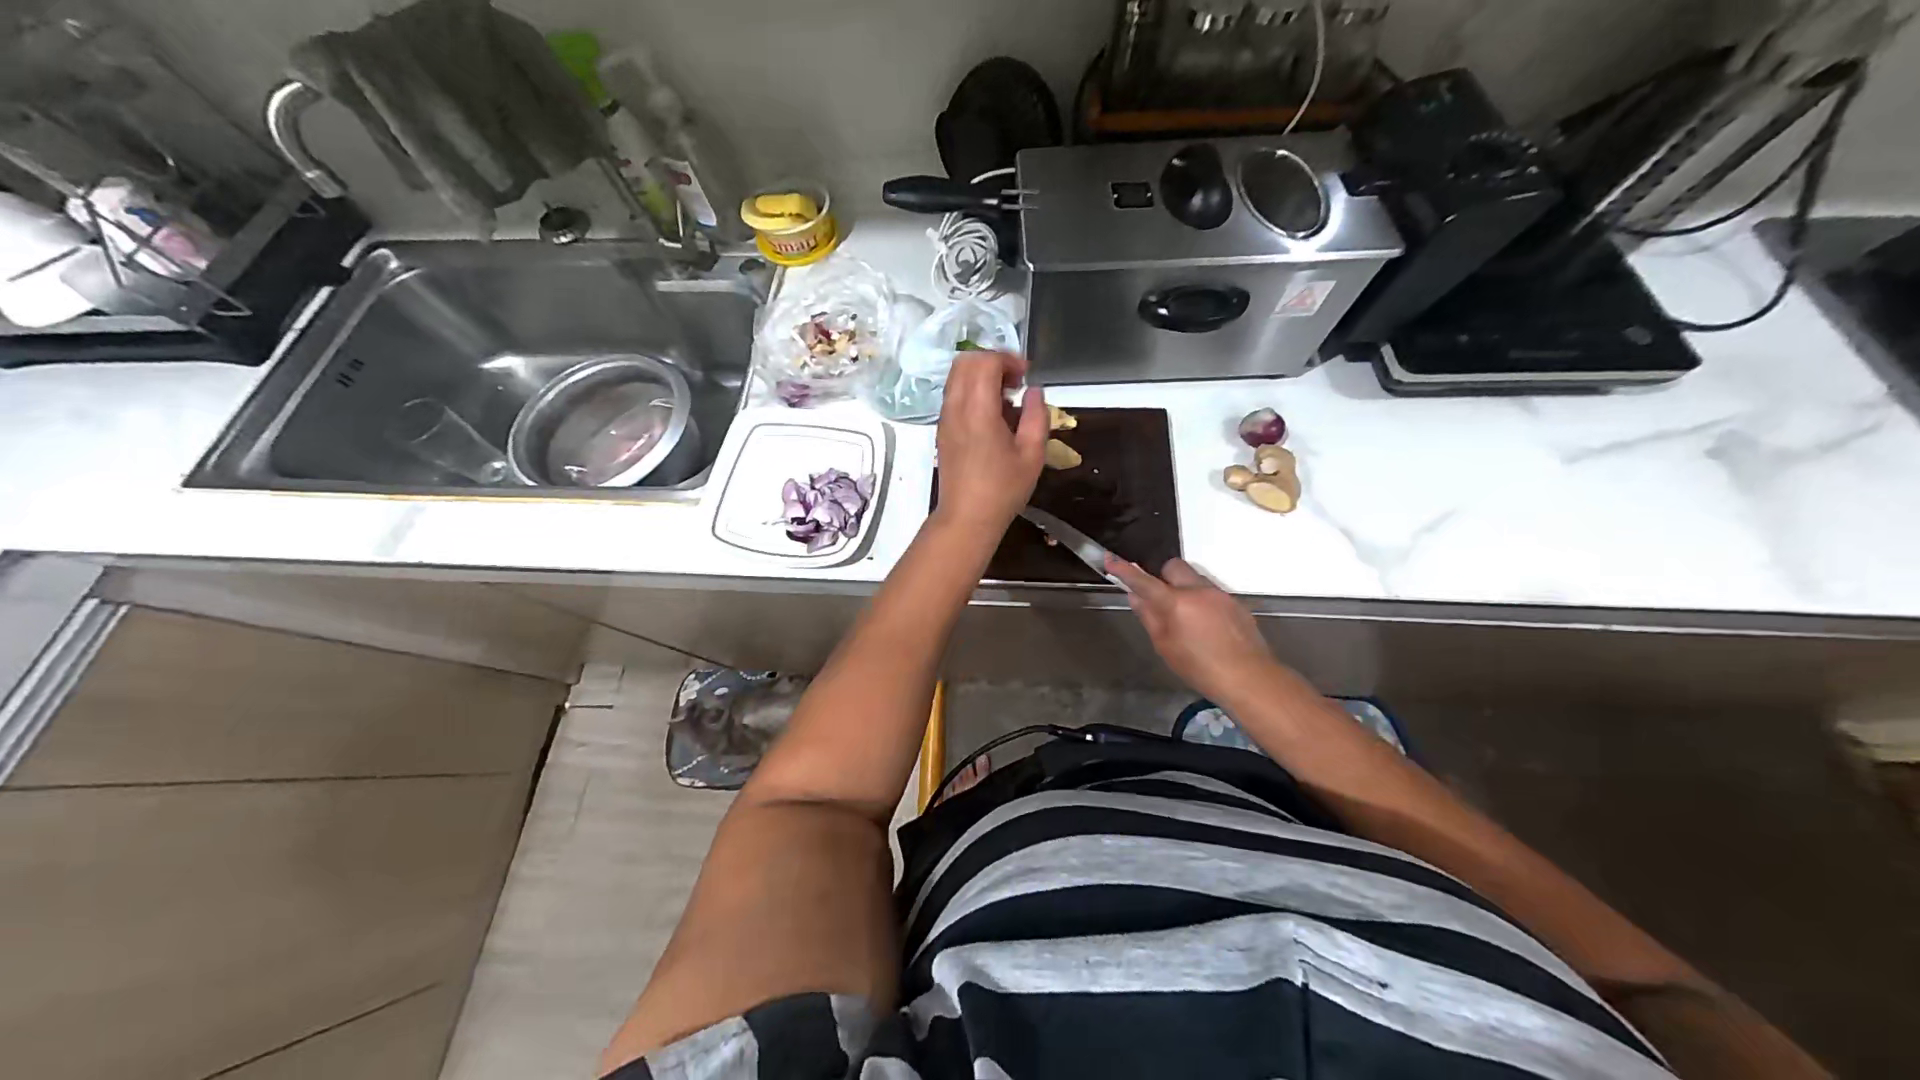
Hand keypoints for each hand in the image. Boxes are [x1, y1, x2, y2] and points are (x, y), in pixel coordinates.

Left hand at [934, 351, 1046, 536]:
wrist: (967, 518)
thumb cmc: (1003, 490)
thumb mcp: (1032, 455)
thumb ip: (1036, 416)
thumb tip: (1034, 392)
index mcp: (978, 410)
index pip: (985, 362)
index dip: (1008, 359)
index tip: (1026, 376)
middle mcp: (956, 408)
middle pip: (965, 361)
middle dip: (992, 362)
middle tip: (1015, 382)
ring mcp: (945, 418)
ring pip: (956, 376)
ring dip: (980, 376)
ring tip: (1005, 399)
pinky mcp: (942, 430)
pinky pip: (953, 395)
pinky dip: (971, 391)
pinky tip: (991, 415)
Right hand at [1105, 556, 1280, 704]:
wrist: (1249, 677)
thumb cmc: (1200, 668)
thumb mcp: (1165, 646)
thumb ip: (1149, 617)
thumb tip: (1136, 597)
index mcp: (1176, 602)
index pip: (1143, 581)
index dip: (1124, 570)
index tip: (1109, 558)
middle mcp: (1198, 590)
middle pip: (1173, 567)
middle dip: (1163, 577)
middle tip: (1161, 600)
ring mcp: (1220, 594)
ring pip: (1194, 579)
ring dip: (1184, 589)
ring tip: (1187, 619)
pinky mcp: (1235, 603)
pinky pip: (1212, 593)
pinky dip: (1203, 602)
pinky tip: (1207, 628)